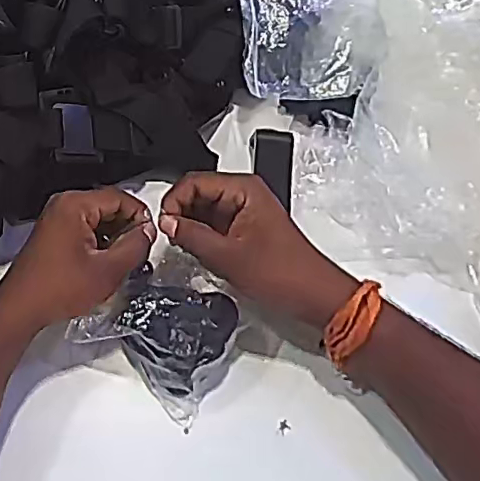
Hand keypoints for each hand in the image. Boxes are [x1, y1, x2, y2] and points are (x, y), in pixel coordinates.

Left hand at [0, 188, 155, 336]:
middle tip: (138, 249)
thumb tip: (146, 232)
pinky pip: (83, 228)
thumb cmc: (54, 288)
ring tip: (120, 260)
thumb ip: (134, 246)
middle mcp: (62, 206)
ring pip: (97, 218)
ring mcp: (56, 218)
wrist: (23, 306)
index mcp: (74, 205)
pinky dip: (97, 242)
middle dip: (126, 227)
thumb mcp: (108, 269)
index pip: (119, 197)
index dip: (140, 215)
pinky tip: (102, 263)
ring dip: (112, 236)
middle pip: (107, 205)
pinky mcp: (53, 233)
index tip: (150, 233)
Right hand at [160, 171, 356, 328]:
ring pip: (202, 210)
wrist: (315, 298)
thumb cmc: (287, 274)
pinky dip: (201, 236)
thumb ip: (190, 235)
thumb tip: (166, 223)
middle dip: (180, 214)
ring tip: (186, 246)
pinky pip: (212, 224)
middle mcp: (244, 194)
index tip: (164, 223)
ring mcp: (244, 211)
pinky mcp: (243, 227)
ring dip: (190, 227)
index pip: (192, 182)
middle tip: (171, 236)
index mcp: (244, 189)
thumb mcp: (227, 256)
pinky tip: (201, 252)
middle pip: (196, 193)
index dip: (173, 202)